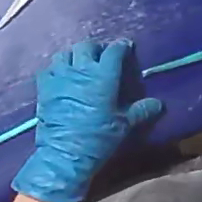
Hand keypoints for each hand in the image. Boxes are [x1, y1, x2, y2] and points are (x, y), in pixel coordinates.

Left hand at [12, 40, 163, 201]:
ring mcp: (59, 76)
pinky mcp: (43, 87)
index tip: (126, 47)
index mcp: (103, 76)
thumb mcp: (124, 125)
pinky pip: (49, 69)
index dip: (121, 47)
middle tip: (103, 56)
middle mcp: (80, 69)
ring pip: (65, 54)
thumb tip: (158, 104)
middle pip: (87, 46)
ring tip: (80, 64)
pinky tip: (61, 77)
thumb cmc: (97, 138)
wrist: (63, 154)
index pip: (114, 51)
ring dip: (75, 56)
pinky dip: (57, 69)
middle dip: (97, 48)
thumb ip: (141, 111)